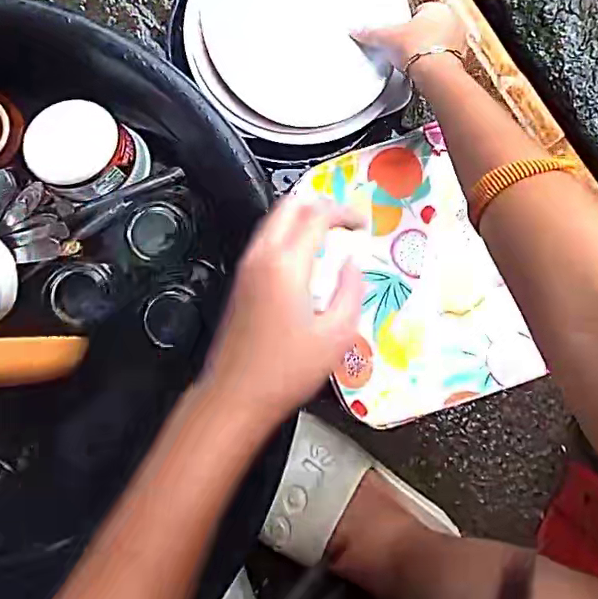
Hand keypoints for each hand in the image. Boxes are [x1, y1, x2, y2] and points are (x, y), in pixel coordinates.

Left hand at [198, 195, 366, 425]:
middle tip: (345, 219)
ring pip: (275, 220)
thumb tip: (352, 267)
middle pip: (290, 205)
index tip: (360, 222)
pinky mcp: (241, 282)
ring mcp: (247, 268)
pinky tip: (306, 257)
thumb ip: (351, 291)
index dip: (344, 212)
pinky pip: (266, 240)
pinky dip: (289, 234)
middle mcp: (262, 259)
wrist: (236, 394)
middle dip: (321, 204)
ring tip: (329, 234)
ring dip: (303, 217)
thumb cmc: (282, 372)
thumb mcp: (337, 335)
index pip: (317, 215)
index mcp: (286, 265)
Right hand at [353, 1, 468, 72]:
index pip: (420, 10)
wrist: (434, 74)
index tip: (400, 31)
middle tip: (405, 45)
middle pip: (431, 26)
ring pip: (439, 42)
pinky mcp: (460, 59)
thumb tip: (356, 30)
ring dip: (429, 48)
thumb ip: (370, 32)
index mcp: (438, 8)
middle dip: (419, 34)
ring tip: (414, 58)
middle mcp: (452, 21)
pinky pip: (444, 58)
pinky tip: (424, 68)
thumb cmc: (418, 49)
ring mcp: (458, 41)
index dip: (408, 22)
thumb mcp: (387, 37)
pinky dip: (435, 62)